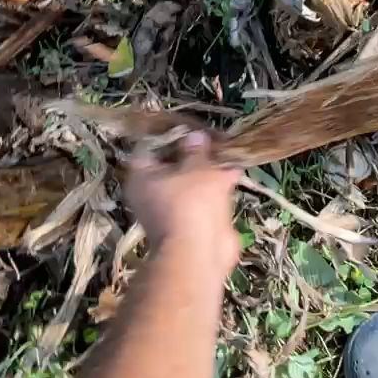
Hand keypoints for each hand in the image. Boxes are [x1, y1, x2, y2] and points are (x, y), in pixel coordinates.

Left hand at [123, 131, 242, 270]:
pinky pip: (202, 196)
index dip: (170, 133)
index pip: (149, 147)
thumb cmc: (190, 202)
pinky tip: (235, 171)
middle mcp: (151, 193)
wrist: (201, 253)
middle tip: (213, 136)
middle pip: (171, 164)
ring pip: (189, 181)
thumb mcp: (197, 166)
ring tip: (229, 151)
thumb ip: (196, 149)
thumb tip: (194, 136)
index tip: (190, 125)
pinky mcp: (191, 221)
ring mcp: (171, 209)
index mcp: (142, 177)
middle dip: (194, 151)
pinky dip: (216, 185)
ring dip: (208, 168)